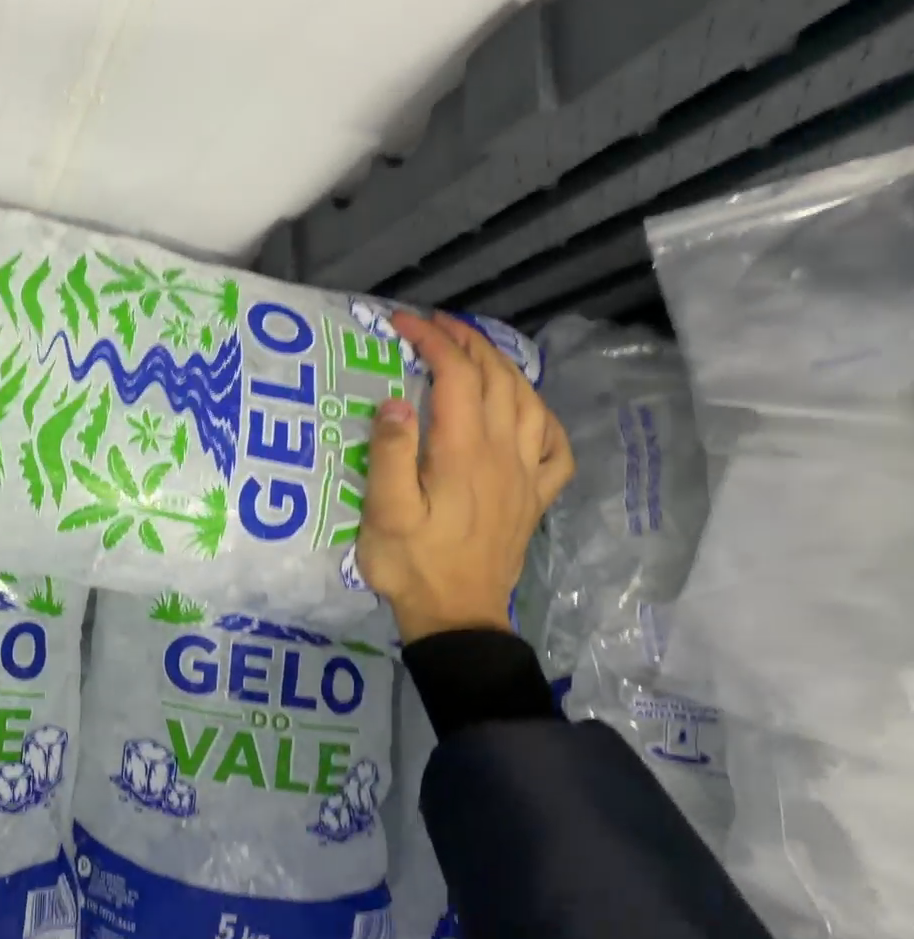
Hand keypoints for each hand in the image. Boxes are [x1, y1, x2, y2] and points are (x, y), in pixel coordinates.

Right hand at [354, 311, 574, 643]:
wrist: (456, 615)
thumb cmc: (411, 563)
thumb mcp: (385, 513)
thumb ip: (391, 455)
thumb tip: (396, 401)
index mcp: (463, 452)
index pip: (455, 377)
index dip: (432, 341)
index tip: (401, 323)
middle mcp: (503, 454)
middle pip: (496, 379)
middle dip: (467, 341)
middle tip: (434, 325)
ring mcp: (525, 475)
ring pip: (527, 402)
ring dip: (502, 367)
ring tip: (474, 350)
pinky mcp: (534, 496)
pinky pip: (554, 445)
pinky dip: (542, 414)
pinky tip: (525, 410)